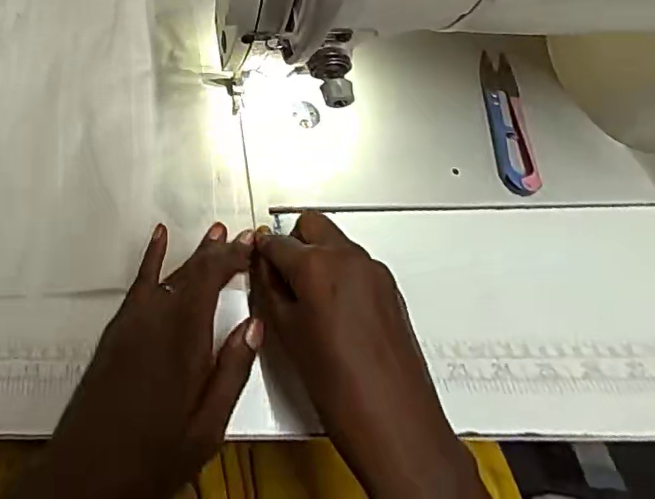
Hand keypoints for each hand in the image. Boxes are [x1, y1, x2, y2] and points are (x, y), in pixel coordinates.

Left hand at [6, 223, 260, 498]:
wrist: (89, 468)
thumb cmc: (150, 455)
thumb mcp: (207, 426)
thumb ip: (232, 371)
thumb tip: (253, 330)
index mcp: (184, 339)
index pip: (212, 279)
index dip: (233, 257)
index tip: (250, 244)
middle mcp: (157, 319)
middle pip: (193, 272)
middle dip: (219, 252)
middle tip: (240, 238)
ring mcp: (135, 319)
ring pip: (171, 274)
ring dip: (194, 254)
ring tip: (213, 236)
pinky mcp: (119, 326)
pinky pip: (140, 280)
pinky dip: (152, 256)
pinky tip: (159, 238)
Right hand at [251, 213, 484, 498]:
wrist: (397, 429)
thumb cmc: (347, 393)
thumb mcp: (286, 333)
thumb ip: (269, 289)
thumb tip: (264, 271)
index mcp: (318, 266)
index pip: (276, 240)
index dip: (261, 251)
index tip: (257, 259)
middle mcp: (350, 260)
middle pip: (311, 224)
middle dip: (292, 241)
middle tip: (278, 269)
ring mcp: (375, 274)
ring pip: (336, 242)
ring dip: (317, 256)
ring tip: (304, 295)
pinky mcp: (391, 290)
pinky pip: (356, 265)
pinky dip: (339, 274)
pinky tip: (329, 309)